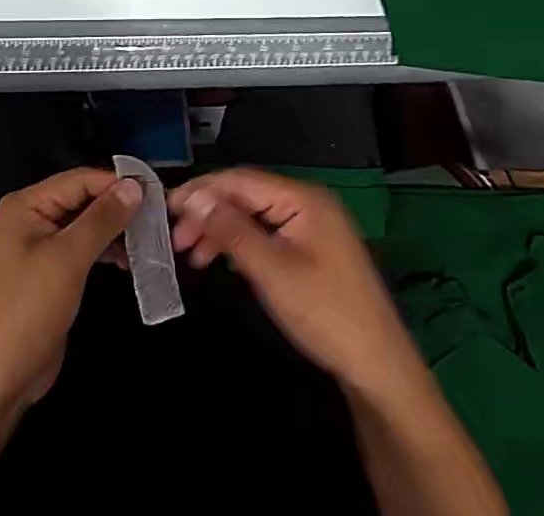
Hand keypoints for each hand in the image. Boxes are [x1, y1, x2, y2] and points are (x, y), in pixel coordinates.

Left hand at [0, 168, 141, 477]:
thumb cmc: (28, 310)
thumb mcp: (68, 258)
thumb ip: (103, 218)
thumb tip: (135, 185)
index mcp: (27, 205)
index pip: (80, 179)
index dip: (118, 183)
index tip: (158, 193)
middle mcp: (32, 218)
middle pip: (84, 199)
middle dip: (120, 207)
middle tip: (161, 217)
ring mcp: (41, 246)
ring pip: (87, 224)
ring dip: (117, 230)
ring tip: (152, 240)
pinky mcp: (52, 271)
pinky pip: (84, 248)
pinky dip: (107, 250)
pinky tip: (130, 260)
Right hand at [169, 169, 421, 397]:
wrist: (376, 363)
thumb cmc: (326, 314)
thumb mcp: (271, 270)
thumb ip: (231, 230)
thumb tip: (195, 198)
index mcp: (303, 199)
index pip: (241, 180)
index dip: (202, 190)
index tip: (167, 206)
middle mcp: (307, 203)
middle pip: (246, 195)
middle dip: (208, 213)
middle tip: (176, 238)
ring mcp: (310, 224)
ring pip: (253, 215)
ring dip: (221, 230)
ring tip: (193, 255)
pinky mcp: (310, 246)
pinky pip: (266, 232)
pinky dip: (240, 243)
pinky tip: (221, 260)